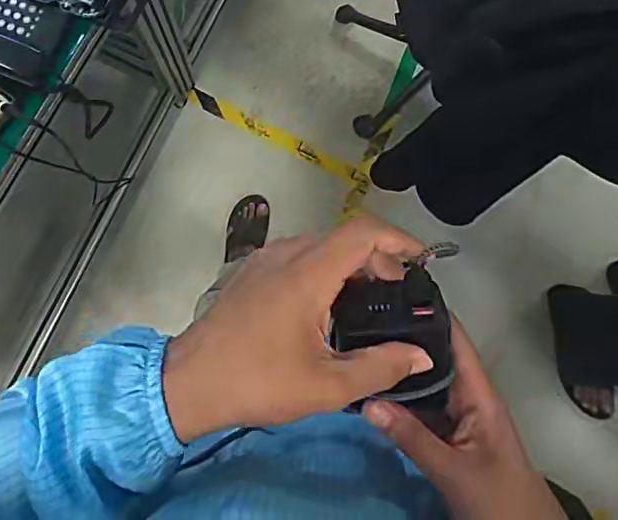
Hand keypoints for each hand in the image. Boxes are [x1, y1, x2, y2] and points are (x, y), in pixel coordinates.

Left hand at [161, 216, 434, 442]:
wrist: (194, 378)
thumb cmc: (261, 380)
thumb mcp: (329, 385)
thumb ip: (380, 366)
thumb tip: (419, 353)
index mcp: (306, 272)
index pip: (359, 233)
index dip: (396, 238)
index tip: (423, 260)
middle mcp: (284, 254)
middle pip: (340, 237)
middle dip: (377, 257)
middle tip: (400, 295)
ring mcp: (263, 259)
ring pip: (317, 244)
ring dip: (348, 262)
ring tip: (370, 300)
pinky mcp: (251, 270)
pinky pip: (295, 255)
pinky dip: (322, 267)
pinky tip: (329, 303)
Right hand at [363, 324, 563, 519]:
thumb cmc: (504, 506)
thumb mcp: (456, 474)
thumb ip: (412, 438)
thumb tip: (364, 400)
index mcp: (478, 394)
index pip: (453, 337)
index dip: (426, 309)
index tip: (389, 286)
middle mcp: (465, 396)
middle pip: (431, 353)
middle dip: (400, 332)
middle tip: (357, 310)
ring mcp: (454, 415)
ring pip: (421, 379)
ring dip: (395, 363)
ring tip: (354, 337)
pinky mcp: (445, 434)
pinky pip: (417, 403)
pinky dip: (395, 392)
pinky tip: (367, 381)